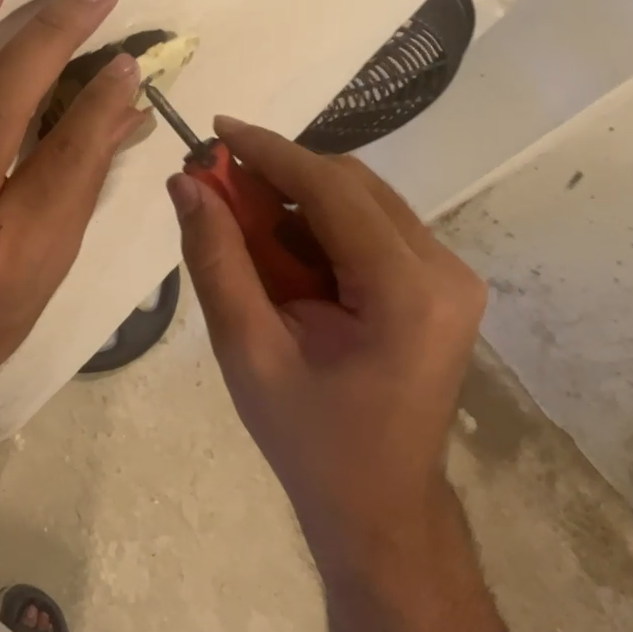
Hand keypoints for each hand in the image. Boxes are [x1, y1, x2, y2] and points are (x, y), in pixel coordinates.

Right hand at [167, 117, 485, 561]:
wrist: (377, 503)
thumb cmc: (308, 435)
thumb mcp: (246, 348)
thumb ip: (215, 259)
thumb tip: (184, 184)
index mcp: (405, 290)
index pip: (331, 189)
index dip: (269, 151)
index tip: (214, 128)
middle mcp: (443, 270)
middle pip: (351, 185)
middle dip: (278, 174)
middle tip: (214, 182)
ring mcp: (448, 277)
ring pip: (361, 200)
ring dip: (295, 199)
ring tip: (238, 222)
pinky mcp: (438, 286)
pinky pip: (370, 227)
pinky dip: (317, 225)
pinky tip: (278, 253)